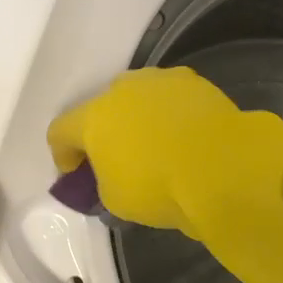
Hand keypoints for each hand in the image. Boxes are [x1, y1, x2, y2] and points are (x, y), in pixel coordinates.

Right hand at [46, 66, 245, 233]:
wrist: (222, 168)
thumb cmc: (159, 188)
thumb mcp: (115, 201)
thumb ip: (102, 182)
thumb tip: (110, 176)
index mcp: (93, 117)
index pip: (60, 131)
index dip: (63, 155)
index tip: (75, 176)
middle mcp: (121, 90)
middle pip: (101, 108)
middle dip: (105, 132)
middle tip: (117, 160)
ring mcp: (159, 81)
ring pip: (138, 98)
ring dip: (139, 118)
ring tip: (156, 146)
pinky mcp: (194, 82)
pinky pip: (171, 98)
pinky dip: (171, 115)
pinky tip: (185, 138)